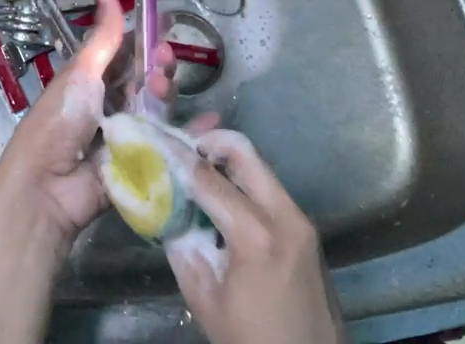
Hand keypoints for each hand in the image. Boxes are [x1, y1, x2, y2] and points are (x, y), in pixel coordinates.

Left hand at [0, 0, 173, 343]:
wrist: (48, 187)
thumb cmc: (59, 122)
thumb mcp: (82, 73)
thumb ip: (103, 37)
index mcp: (89, 82)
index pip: (122, 55)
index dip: (143, 39)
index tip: (163, 24)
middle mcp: (108, 106)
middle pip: (142, 81)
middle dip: (158, 66)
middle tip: (166, 58)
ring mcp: (126, 136)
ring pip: (156, 109)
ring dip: (168, 94)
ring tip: (168, 86)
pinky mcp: (141, 163)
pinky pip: (168, 144)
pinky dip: (189, 133)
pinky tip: (208, 121)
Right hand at [169, 130, 345, 343]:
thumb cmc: (253, 341)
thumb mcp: (206, 301)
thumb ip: (183, 249)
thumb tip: (165, 210)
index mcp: (257, 235)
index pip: (208, 178)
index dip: (178, 156)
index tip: (156, 140)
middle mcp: (286, 216)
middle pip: (245, 153)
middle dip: (210, 142)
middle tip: (183, 148)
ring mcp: (302, 222)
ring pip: (261, 170)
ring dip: (228, 163)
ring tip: (198, 173)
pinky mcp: (308, 232)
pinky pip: (272, 193)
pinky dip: (245, 186)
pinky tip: (224, 202)